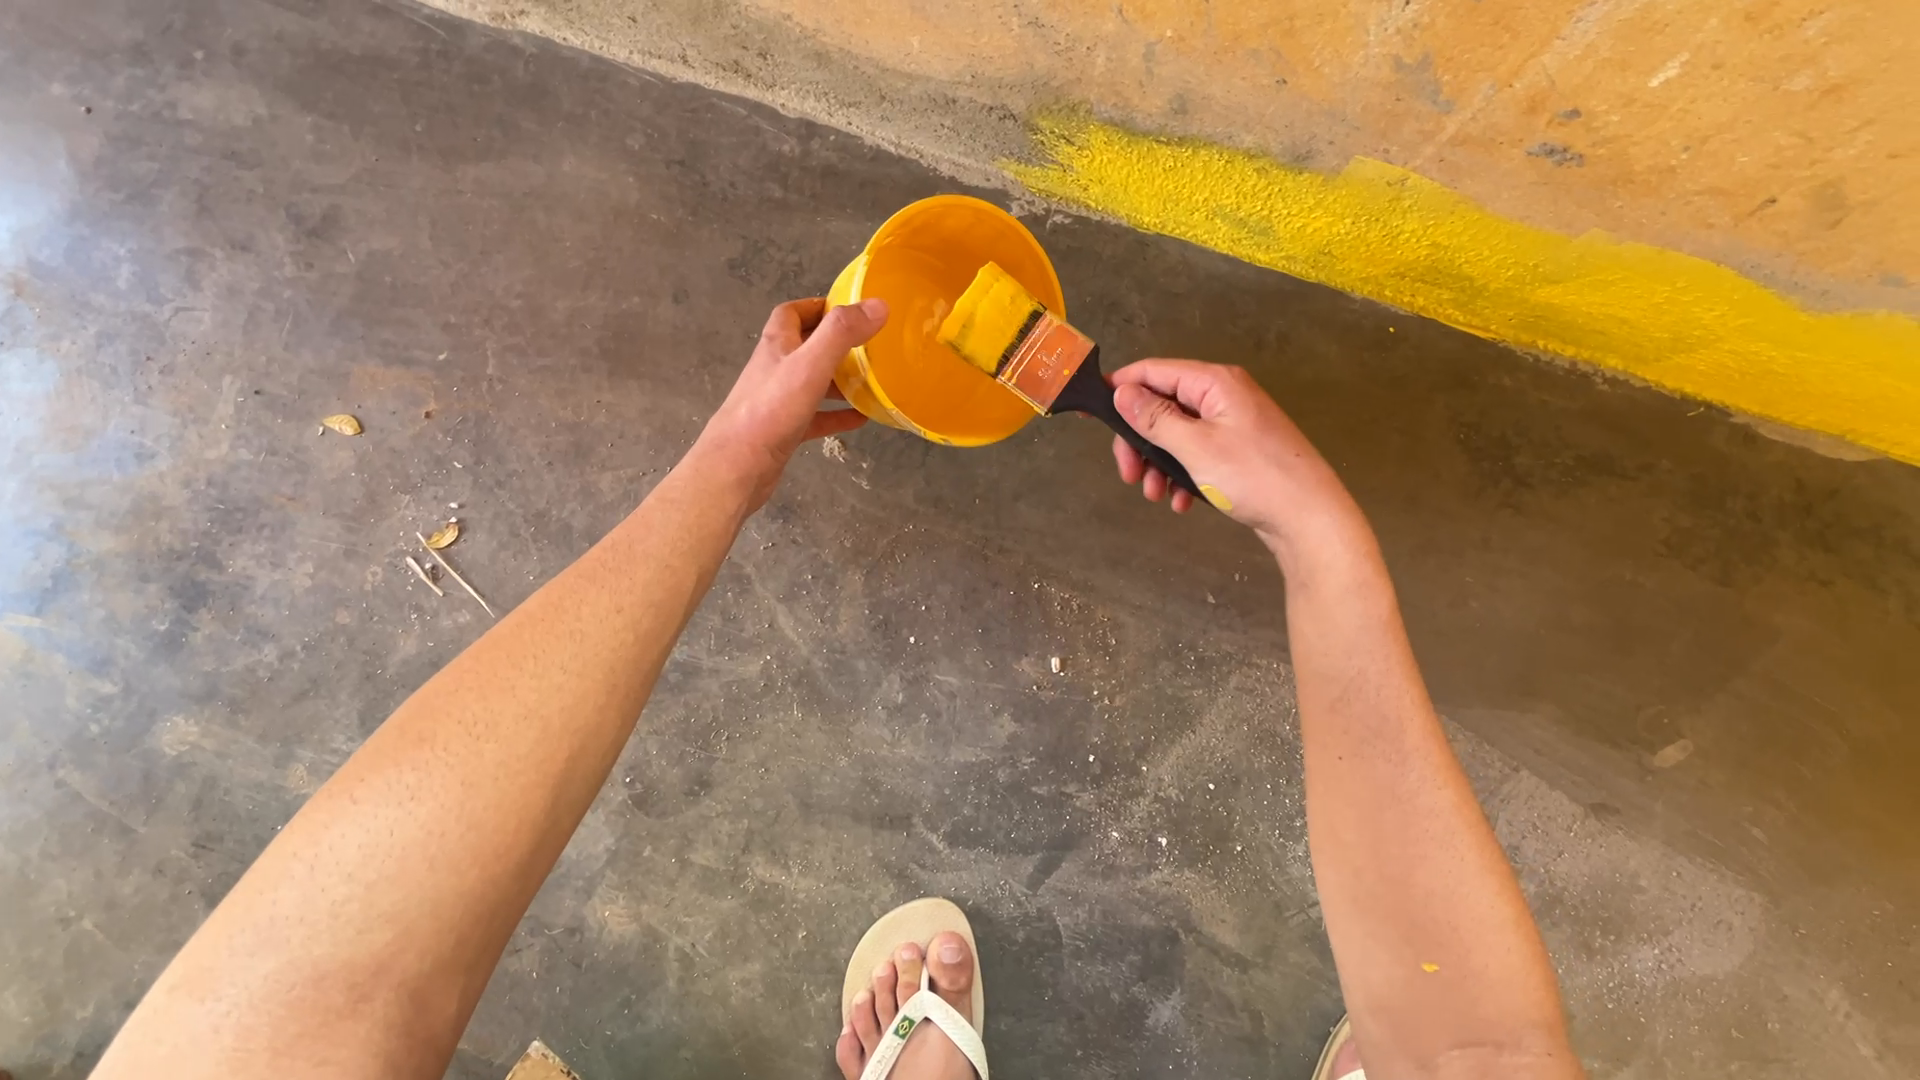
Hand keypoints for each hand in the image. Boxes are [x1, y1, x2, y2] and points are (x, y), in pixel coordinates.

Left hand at [693, 296, 886, 508]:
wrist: (738, 465)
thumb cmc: (771, 410)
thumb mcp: (810, 365)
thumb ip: (841, 334)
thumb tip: (878, 305)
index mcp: (777, 345)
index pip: (792, 313)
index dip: (817, 306)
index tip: (848, 309)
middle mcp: (775, 368)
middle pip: (805, 347)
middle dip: (834, 343)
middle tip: (868, 346)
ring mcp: (779, 401)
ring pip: (812, 383)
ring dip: (838, 380)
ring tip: (870, 381)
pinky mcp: (784, 430)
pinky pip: (816, 418)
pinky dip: (837, 416)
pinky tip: (861, 419)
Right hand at [1108, 359, 1363, 557]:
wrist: (1308, 518)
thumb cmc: (1253, 476)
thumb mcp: (1195, 447)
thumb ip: (1155, 418)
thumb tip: (1122, 391)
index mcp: (1215, 383)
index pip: (1154, 372)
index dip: (1119, 389)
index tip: (1089, 414)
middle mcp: (1223, 396)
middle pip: (1162, 407)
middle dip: (1139, 441)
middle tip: (1127, 475)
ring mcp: (1232, 424)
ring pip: (1177, 435)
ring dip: (1158, 464)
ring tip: (1155, 494)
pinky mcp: (1238, 451)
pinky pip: (1197, 454)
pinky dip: (1182, 475)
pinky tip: (1181, 501)